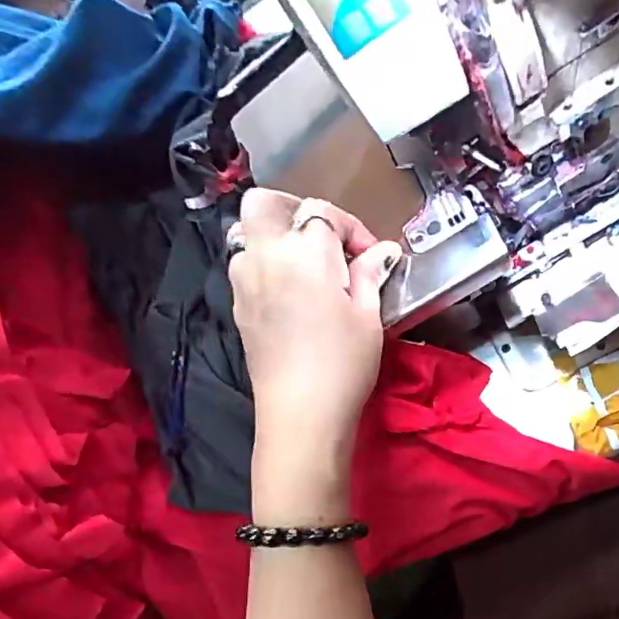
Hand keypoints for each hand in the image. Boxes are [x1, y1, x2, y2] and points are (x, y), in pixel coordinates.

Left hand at [229, 189, 401, 521]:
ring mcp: (244, 280)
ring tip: (303, 265)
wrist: (301, 414)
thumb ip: (370, 275)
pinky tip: (288, 292)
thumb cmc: (344, 366)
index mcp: (306, 252)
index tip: (370, 256)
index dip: (350, 227)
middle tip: (323, 237)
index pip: (322, 212)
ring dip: (274, 236)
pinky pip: (243, 265)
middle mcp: (266, 255)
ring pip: (247, 232)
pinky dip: (264, 264)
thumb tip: (382, 252)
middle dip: (295, 210)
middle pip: (266, 203)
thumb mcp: (369, 318)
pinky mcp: (237, 306)